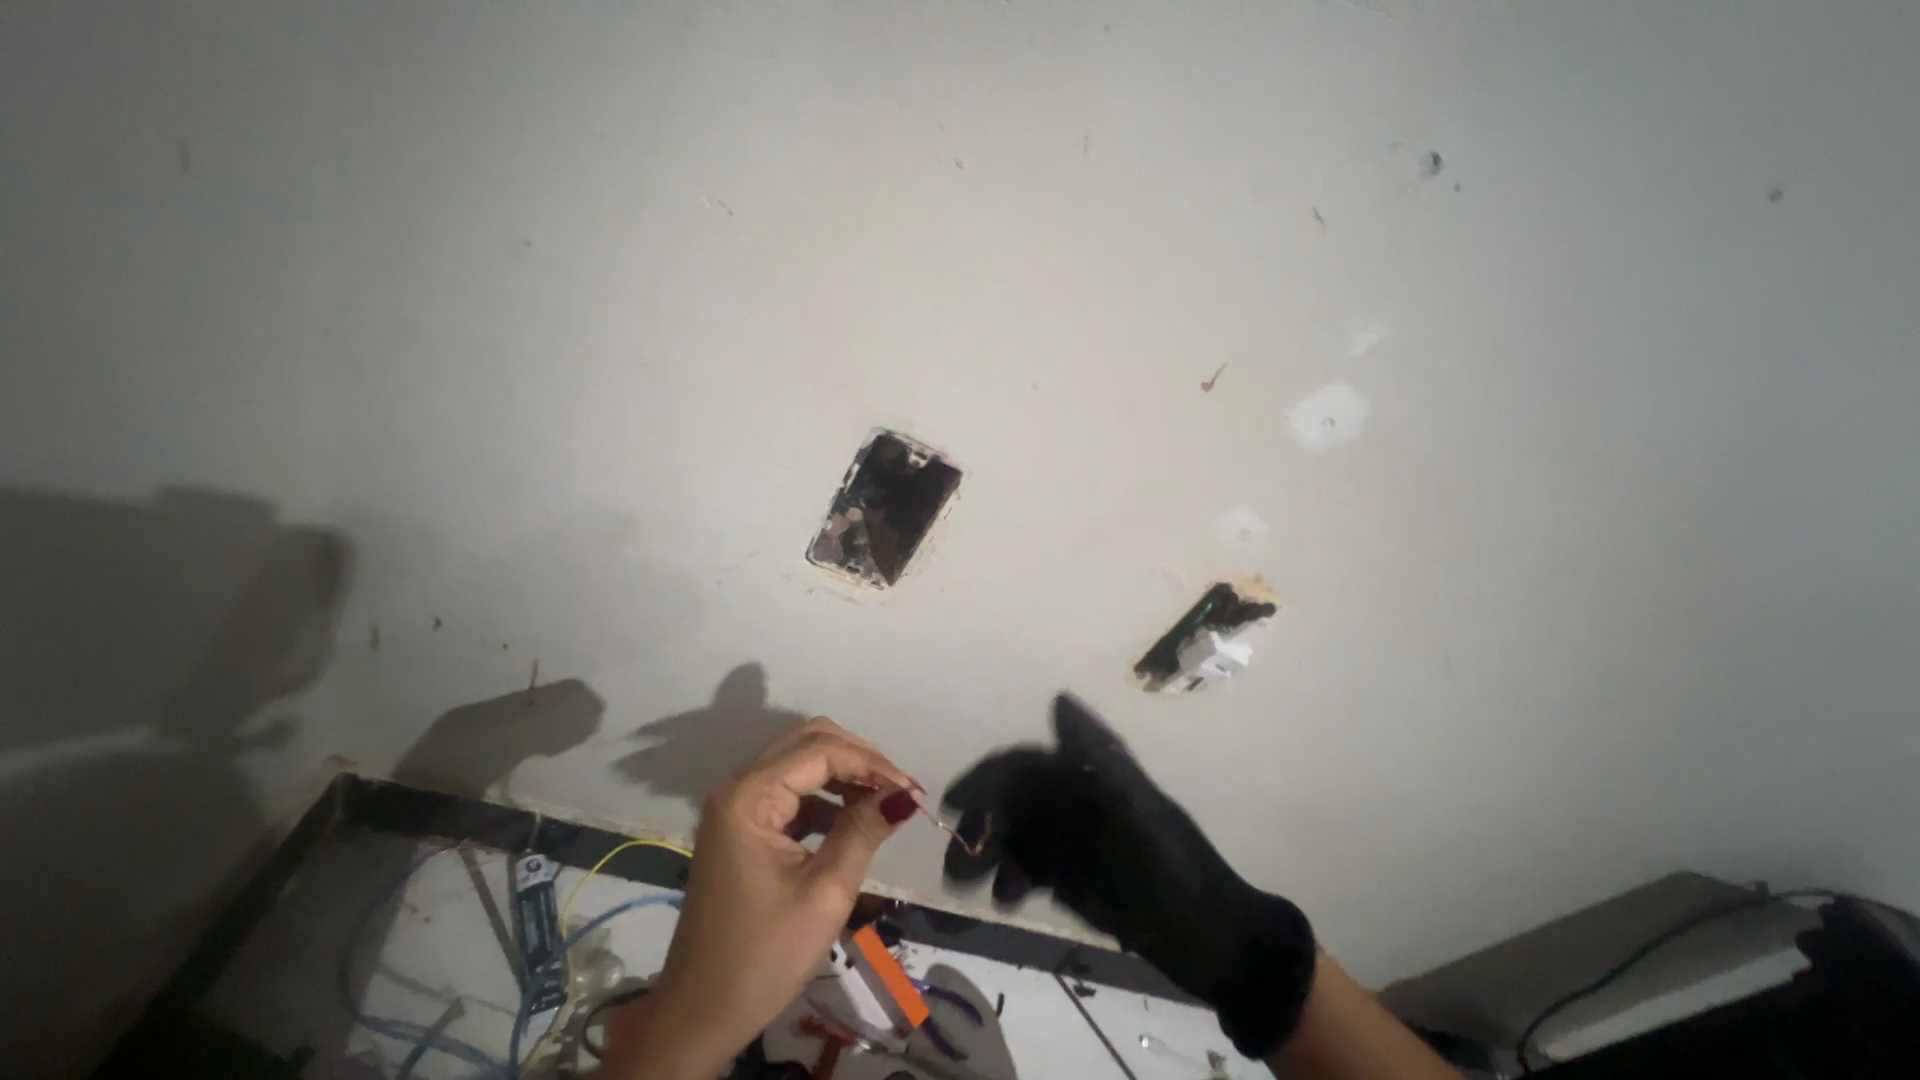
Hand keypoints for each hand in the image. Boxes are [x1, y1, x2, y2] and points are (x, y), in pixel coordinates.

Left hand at [603, 718, 920, 1078]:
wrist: (701, 1013)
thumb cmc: (765, 955)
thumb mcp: (826, 891)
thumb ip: (864, 830)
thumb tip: (906, 794)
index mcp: (749, 797)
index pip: (821, 750)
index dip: (872, 764)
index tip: (914, 793)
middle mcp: (737, 787)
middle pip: (808, 742)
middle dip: (860, 759)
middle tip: (901, 792)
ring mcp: (736, 806)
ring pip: (799, 762)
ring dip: (845, 774)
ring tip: (886, 803)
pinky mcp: (741, 827)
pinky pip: (789, 791)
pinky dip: (825, 795)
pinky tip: (854, 818)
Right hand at [941, 694, 1316, 1058]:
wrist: (1216, 944)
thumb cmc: (1177, 874)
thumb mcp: (1140, 812)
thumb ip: (1099, 757)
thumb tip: (1061, 700)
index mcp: (1095, 777)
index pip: (1027, 764)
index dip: (988, 780)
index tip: (953, 805)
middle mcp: (1082, 802)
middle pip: (1017, 801)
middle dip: (983, 825)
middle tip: (955, 865)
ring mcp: (1078, 842)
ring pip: (1020, 835)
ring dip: (990, 854)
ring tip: (968, 885)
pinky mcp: (1078, 878)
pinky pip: (1033, 868)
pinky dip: (1013, 877)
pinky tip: (1006, 898)